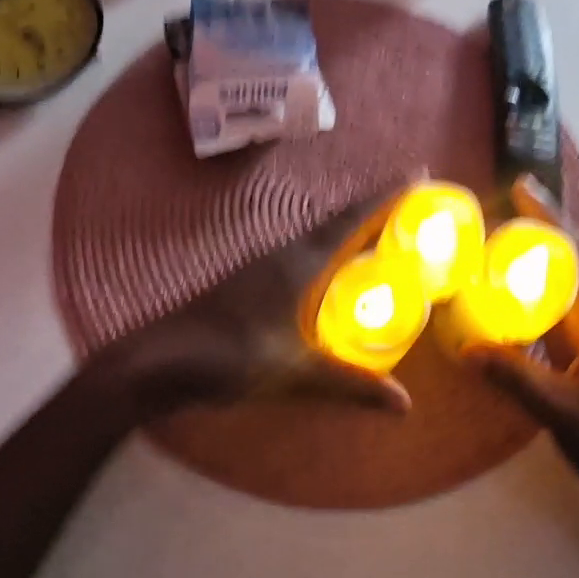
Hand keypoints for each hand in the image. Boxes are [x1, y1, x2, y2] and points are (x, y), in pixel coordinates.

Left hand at [99, 185, 416, 419]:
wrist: (161, 358)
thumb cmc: (230, 357)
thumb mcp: (296, 374)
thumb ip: (350, 385)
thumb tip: (404, 403)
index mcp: (299, 263)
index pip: (352, 220)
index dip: (386, 197)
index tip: (417, 173)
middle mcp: (282, 254)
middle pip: (337, 222)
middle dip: (374, 211)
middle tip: (411, 209)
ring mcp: (262, 266)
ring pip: (317, 238)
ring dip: (349, 231)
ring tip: (381, 237)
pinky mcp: (249, 283)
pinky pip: (301, 256)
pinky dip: (327, 254)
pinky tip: (332, 275)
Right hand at [464, 176, 578, 505]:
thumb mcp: (566, 416)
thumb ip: (518, 381)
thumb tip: (465, 346)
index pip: (577, 262)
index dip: (551, 224)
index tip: (523, 189)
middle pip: (570, 265)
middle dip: (542, 229)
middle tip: (504, 202)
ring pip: (561, 290)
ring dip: (534, 261)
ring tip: (497, 239)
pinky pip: (551, 319)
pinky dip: (527, 299)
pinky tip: (502, 301)